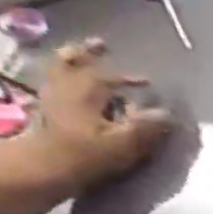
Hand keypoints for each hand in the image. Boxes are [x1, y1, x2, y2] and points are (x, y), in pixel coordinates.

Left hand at [32, 38, 172, 189]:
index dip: (129, 78)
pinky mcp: (44, 110)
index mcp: (86, 91)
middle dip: (87, 53)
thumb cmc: (87, 154)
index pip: (109, 77)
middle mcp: (66, 87)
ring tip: (82, 56)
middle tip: (101, 45)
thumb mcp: (124, 143)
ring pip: (58, 70)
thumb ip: (146, 126)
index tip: (148, 82)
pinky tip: (70, 85)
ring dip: (71, 61)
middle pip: (72, 62)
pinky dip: (61, 78)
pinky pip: (53, 84)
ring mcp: (51, 97)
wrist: (43, 168)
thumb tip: (168, 114)